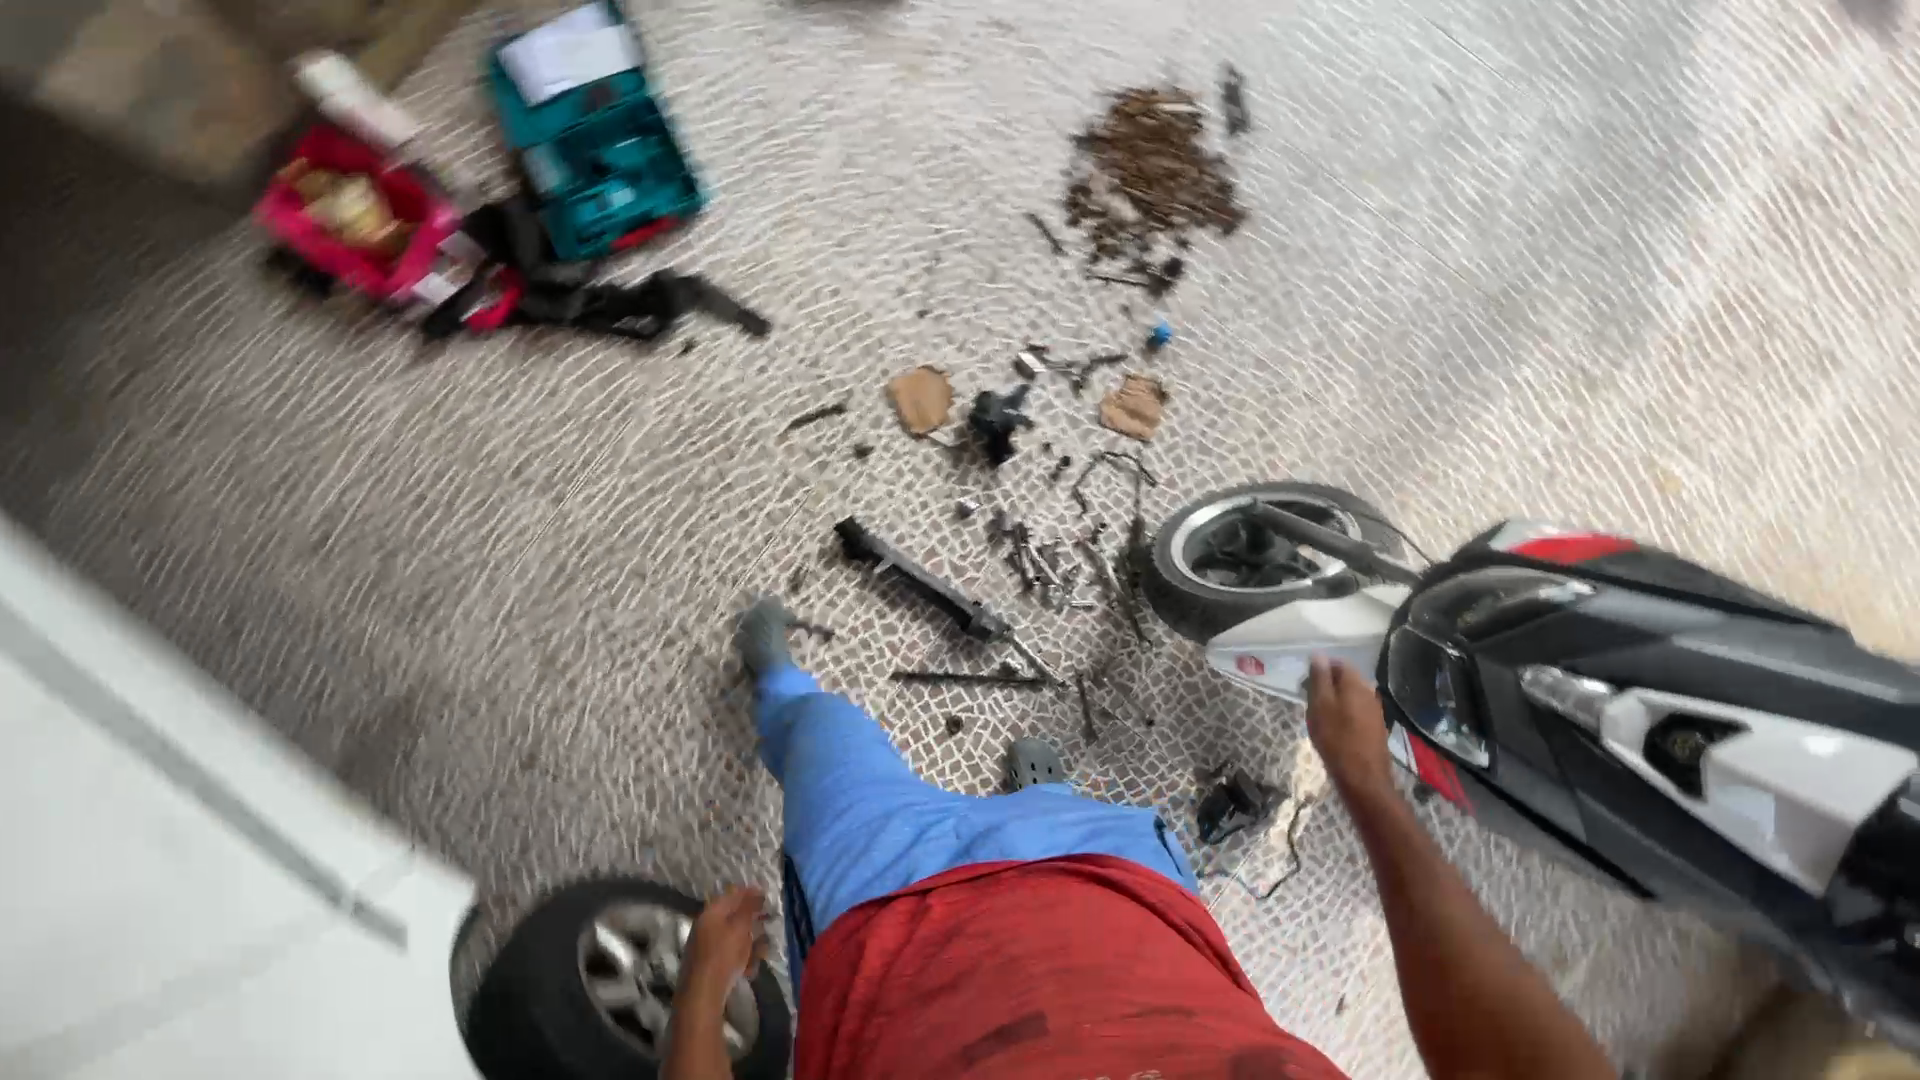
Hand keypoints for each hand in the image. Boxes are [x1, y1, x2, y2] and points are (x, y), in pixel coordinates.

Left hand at [679, 886, 767, 1007]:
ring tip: (762, 950)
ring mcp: (707, 947)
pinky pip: (731, 954)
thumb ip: (749, 907)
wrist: (702, 995)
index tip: (767, 896)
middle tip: (768, 922)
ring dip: (751, 941)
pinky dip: (742, 957)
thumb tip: (756, 891)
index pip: (732, 895)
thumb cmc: (723, 955)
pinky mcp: (711, 965)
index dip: (750, 893)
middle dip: (753, 920)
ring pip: (735, 937)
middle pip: (734, 917)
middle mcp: (707, 927)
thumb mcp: (739, 927)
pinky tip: (750, 968)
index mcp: (711, 913)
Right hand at [1306, 655, 1393, 797]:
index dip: (1320, 668)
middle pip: (1345, 678)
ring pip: (1351, 695)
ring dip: (1334, 699)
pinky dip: (1343, 712)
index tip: (1305, 682)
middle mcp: (1369, 692)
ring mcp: (1375, 710)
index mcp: (1355, 684)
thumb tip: (1319, 655)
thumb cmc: (1336, 738)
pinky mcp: (1375, 726)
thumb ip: (1319, 678)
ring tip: (1318, 714)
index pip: (1338, 662)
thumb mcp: (1320, 705)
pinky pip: (1356, 709)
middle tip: (1308, 699)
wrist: (1362, 777)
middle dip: (1326, 684)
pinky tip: (1333, 726)